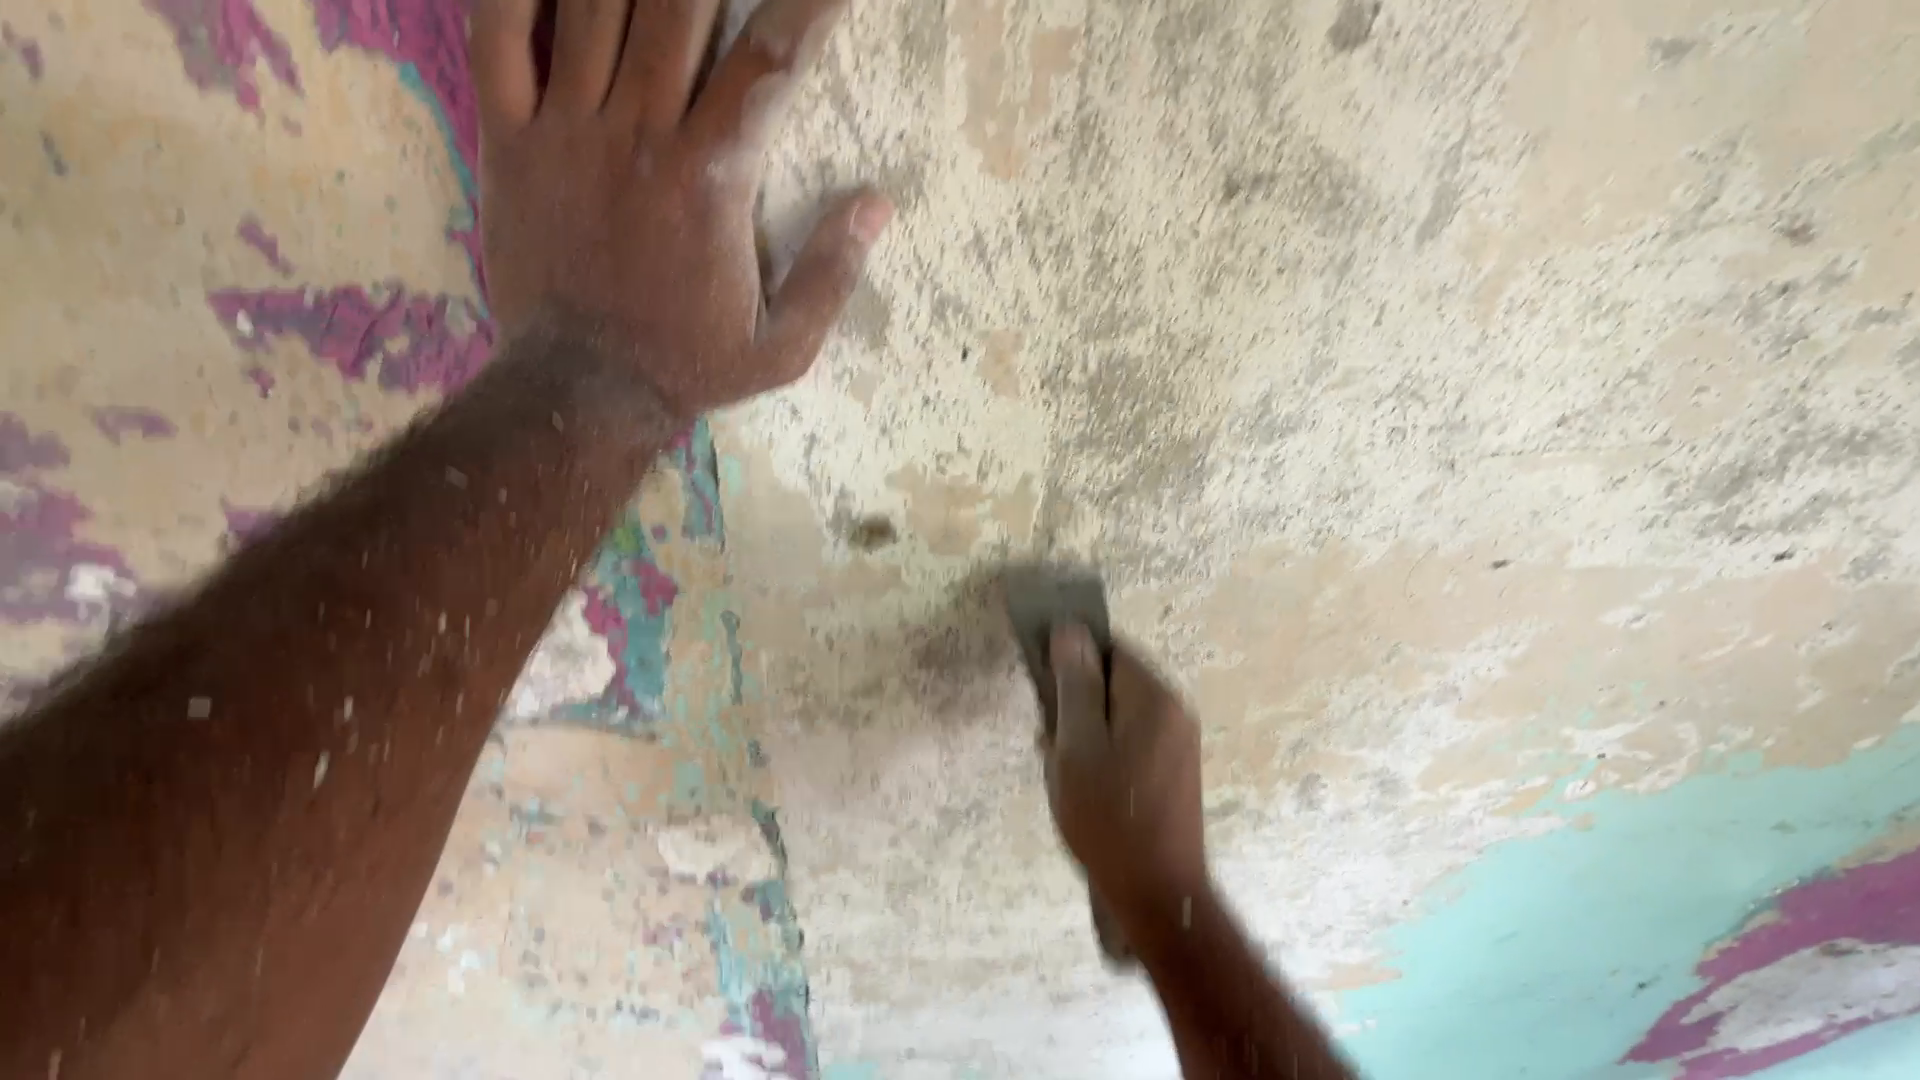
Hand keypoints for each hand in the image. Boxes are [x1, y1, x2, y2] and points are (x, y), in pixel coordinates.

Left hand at [469, 0, 891, 418]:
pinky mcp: (508, 140)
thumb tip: (877, 204)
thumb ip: (831, 275)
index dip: (805, 6)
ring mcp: (566, 129)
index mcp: (712, 180)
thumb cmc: (689, 366)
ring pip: (595, 2)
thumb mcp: (782, 347)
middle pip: (679, 5)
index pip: (768, 64)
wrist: (583, 390)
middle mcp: (640, 135)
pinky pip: (499, 35)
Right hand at [1044, 624, 1207, 915]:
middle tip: (1052, 747)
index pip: (1108, 650)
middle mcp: (1175, 712)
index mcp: (1154, 697)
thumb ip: (1074, 684)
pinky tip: (1085, 792)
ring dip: (1085, 736)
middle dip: (1076, 707)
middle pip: (1113, 683)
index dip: (1072, 667)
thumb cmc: (1109, 818)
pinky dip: (1103, 758)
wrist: (1157, 897)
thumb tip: (1069, 628)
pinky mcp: (1174, 774)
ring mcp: (1178, 745)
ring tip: (1065, 776)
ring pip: (1117, 717)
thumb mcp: (1077, 745)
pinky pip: (1130, 745)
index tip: (1046, 701)